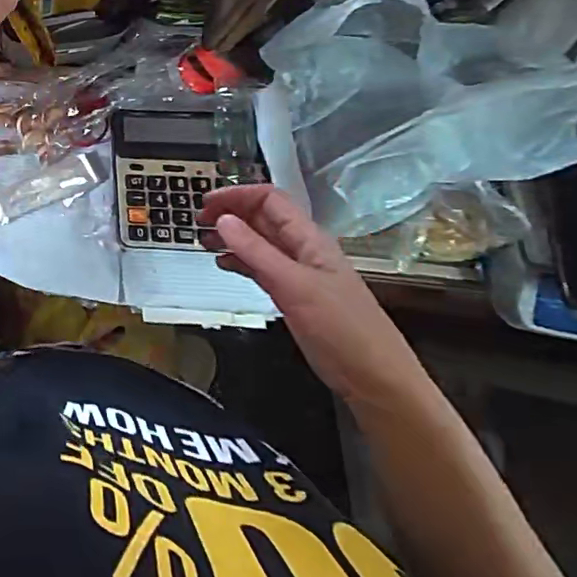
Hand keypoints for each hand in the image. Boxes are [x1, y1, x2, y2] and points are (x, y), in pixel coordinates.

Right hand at [199, 184, 430, 408]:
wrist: (377, 382)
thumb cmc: (344, 331)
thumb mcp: (295, 286)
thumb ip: (257, 252)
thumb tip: (224, 219)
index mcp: (309, 240)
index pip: (270, 199)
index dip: (237, 194)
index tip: (207, 203)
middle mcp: (304, 251)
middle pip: (264, 218)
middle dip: (231, 213)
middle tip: (199, 221)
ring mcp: (300, 274)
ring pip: (260, 243)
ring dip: (232, 236)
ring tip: (204, 240)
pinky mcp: (295, 297)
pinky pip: (262, 268)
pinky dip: (241, 261)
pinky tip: (225, 264)